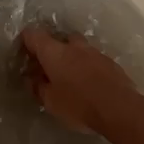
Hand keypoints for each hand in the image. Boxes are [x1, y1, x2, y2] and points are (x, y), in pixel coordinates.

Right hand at [21, 27, 143, 134]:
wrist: (119, 108)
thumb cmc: (79, 104)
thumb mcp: (51, 102)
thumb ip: (38, 88)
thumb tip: (31, 79)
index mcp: (54, 52)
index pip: (33, 34)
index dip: (26, 41)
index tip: (24, 54)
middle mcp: (73, 46)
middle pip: (59, 39)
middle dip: (53, 51)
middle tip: (49, 69)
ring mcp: (94, 52)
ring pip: (78, 48)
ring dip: (72, 59)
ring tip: (71, 79)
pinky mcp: (110, 62)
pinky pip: (93, 60)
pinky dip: (87, 68)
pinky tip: (89, 85)